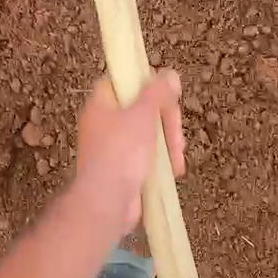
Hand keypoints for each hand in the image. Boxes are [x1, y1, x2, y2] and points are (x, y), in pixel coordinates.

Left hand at [70, 69, 185, 234]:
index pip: (123, 81)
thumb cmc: (121, 153)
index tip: (166, 96)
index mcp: (101, 105)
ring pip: (148, 135)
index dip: (146, 84)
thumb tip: (170, 75)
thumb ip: (157, 92)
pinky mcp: (123, 171)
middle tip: (176, 139)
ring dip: (168, 145)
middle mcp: (103, 125)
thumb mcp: (143, 115)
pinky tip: (172, 172)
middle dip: (166, 123)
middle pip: (141, 110)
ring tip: (176, 161)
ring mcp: (113, 150)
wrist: (107, 202)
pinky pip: (146, 158)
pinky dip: (161, 163)